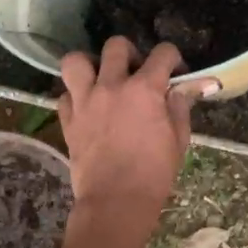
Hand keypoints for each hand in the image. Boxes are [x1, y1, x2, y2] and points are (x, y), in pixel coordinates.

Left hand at [57, 38, 219, 245]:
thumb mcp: (179, 139)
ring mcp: (85, 101)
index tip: (176, 73)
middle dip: (131, 53)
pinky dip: (76, 96)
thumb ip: (180, 107)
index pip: (163, 53)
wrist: (116, 201)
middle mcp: (112, 86)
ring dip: (91, 65)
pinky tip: (88, 107)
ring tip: (102, 79)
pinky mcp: (67, 120)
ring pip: (76, 61)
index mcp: (145, 89)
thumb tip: (182, 90)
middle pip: (116, 46)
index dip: (173, 58)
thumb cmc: (155, 172)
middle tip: (136, 73)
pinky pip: (65, 95)